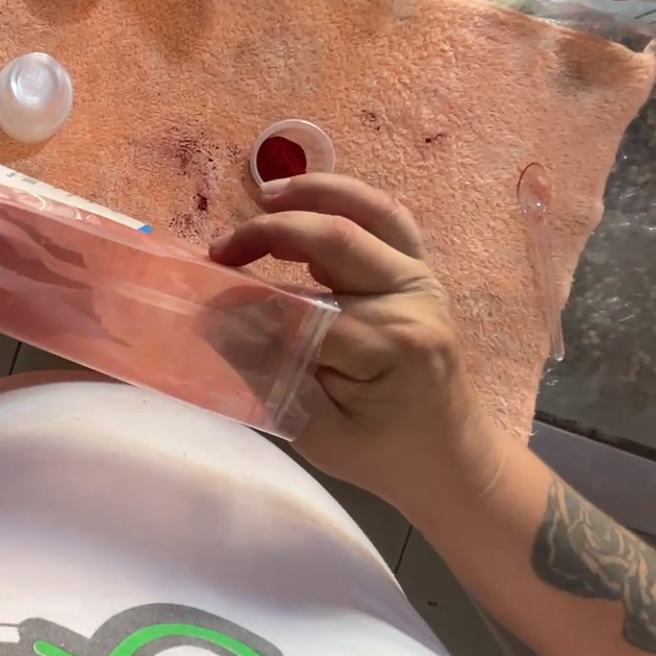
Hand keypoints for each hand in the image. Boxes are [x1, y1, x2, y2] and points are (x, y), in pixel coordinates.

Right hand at [209, 174, 507, 514]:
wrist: (452, 460)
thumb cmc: (382, 454)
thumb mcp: (314, 430)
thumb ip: (265, 374)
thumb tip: (216, 325)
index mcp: (389, 344)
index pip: (299, 306)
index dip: (244, 305)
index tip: (203, 312)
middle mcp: (412, 299)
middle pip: (336, 238)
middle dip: (268, 234)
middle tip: (219, 251)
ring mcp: (422, 281)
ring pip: (371, 212)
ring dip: (314, 194)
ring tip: (264, 194)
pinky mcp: (419, 274)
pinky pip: (386, 220)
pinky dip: (342, 202)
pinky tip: (303, 203)